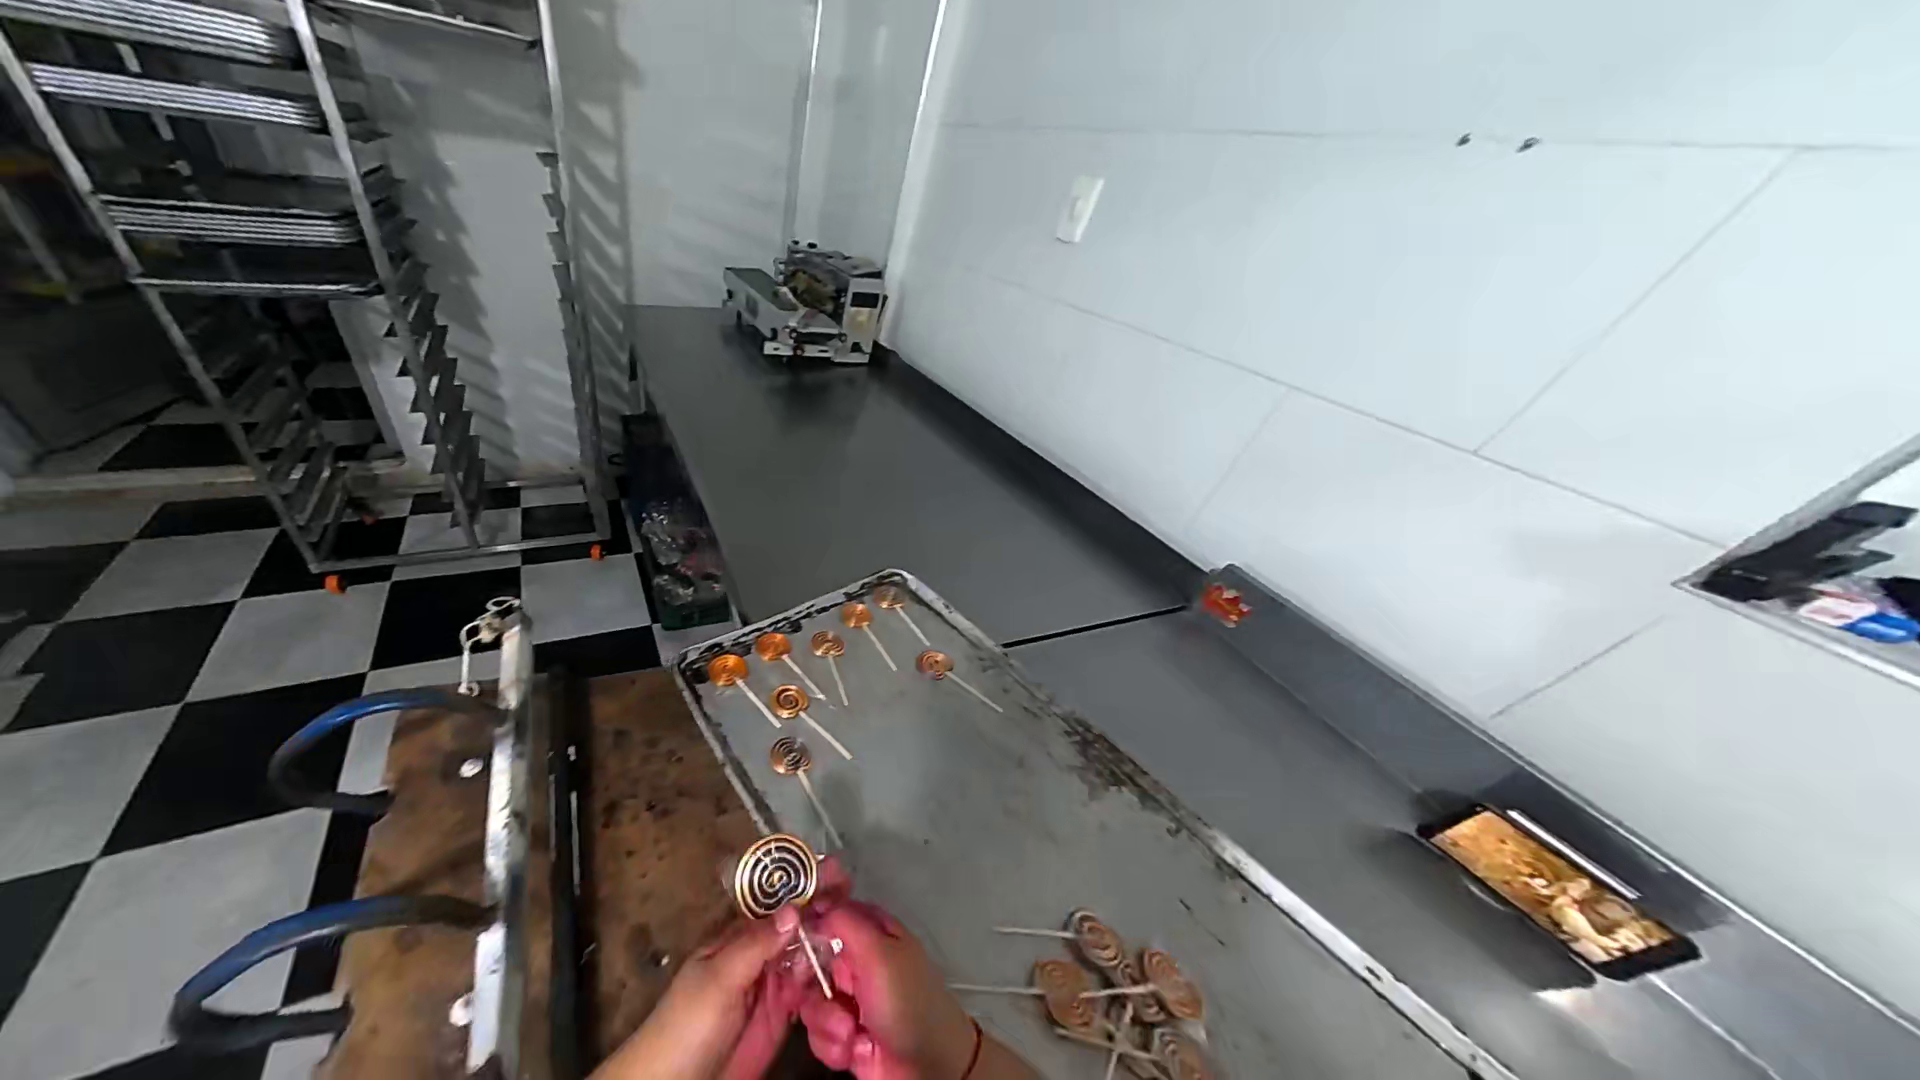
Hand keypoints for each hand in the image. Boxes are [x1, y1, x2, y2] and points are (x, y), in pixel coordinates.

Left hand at [587, 856, 854, 1079]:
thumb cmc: (686, 1026)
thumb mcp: (718, 980)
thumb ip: (756, 944)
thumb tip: (794, 908)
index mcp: (739, 936)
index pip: (778, 902)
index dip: (806, 884)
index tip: (836, 869)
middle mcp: (760, 952)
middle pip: (797, 923)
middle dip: (825, 906)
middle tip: (855, 895)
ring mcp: (772, 982)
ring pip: (808, 951)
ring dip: (831, 938)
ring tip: (859, 928)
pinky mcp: (783, 1013)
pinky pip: (811, 987)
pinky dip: (829, 975)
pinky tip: (848, 966)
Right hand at [798, 901, 980, 1078]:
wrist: (927, 1064)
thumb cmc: (906, 999)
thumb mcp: (879, 952)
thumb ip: (847, 923)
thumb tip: (817, 904)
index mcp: (871, 932)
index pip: (831, 915)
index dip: (809, 926)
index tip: (791, 943)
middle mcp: (858, 961)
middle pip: (813, 962)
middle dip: (813, 988)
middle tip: (827, 1000)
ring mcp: (851, 999)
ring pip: (813, 1002)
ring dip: (827, 1022)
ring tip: (851, 1032)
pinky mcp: (845, 1034)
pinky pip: (819, 1034)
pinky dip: (833, 1045)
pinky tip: (854, 1049)